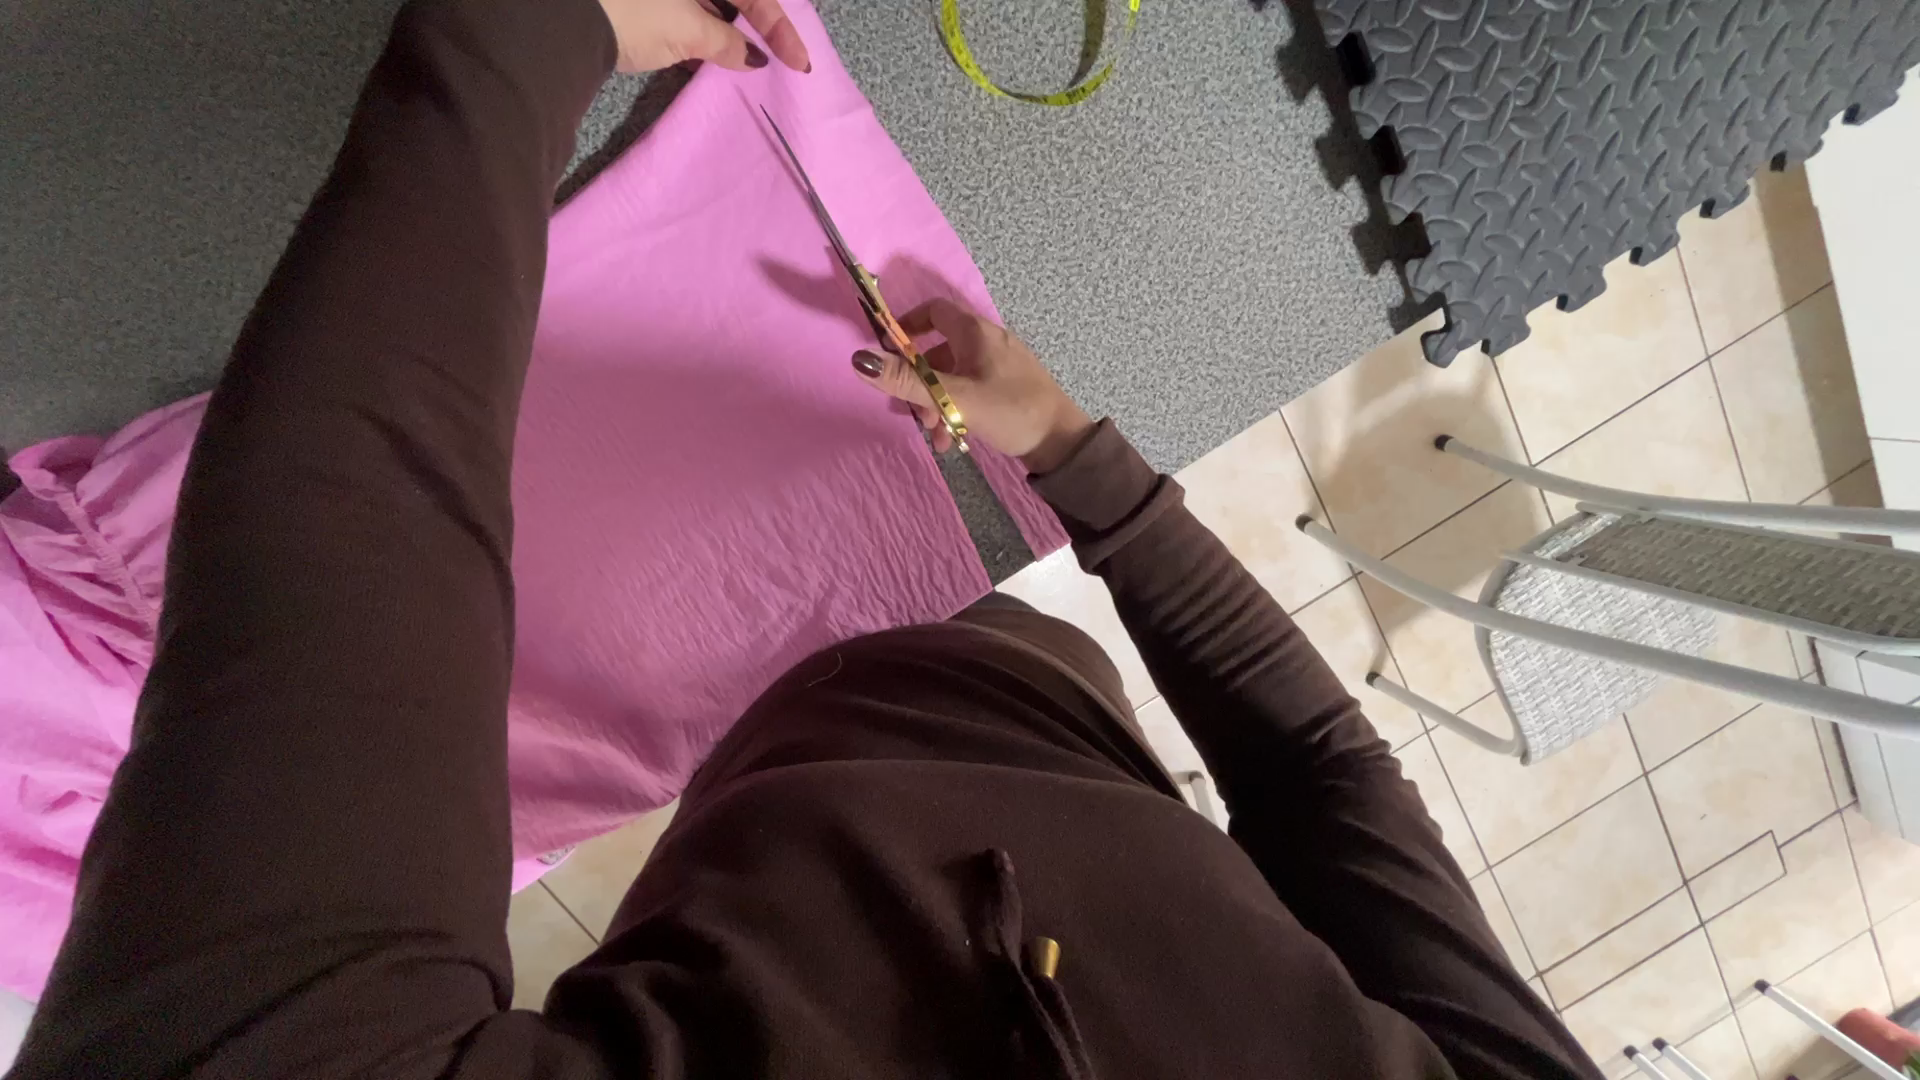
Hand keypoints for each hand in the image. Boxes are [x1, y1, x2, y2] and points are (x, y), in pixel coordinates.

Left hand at [596, 0, 810, 73]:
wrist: (556, 17)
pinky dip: (699, 28)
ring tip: (743, 60)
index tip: (798, 63)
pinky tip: (708, 53)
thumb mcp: (686, 29)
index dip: (778, 26)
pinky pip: (682, 8)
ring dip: (726, 26)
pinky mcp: (640, 3)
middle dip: (754, 22)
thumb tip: (753, 57)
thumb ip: (726, 41)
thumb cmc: (629, 11)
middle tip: (775, 56)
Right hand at [853, 298, 1093, 472]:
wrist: (1062, 442)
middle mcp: (987, 343)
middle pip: (939, 351)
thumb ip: (907, 380)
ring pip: (953, 377)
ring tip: (935, 434)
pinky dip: (956, 411)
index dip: (907, 326)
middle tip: (914, 412)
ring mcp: (999, 366)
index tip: (889, 351)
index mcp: (976, 334)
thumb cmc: (1010, 410)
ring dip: (937, 404)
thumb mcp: (954, 397)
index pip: (934, 311)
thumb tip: (859, 359)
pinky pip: (971, 392)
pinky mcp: (1007, 389)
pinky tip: (953, 439)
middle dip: (920, 382)